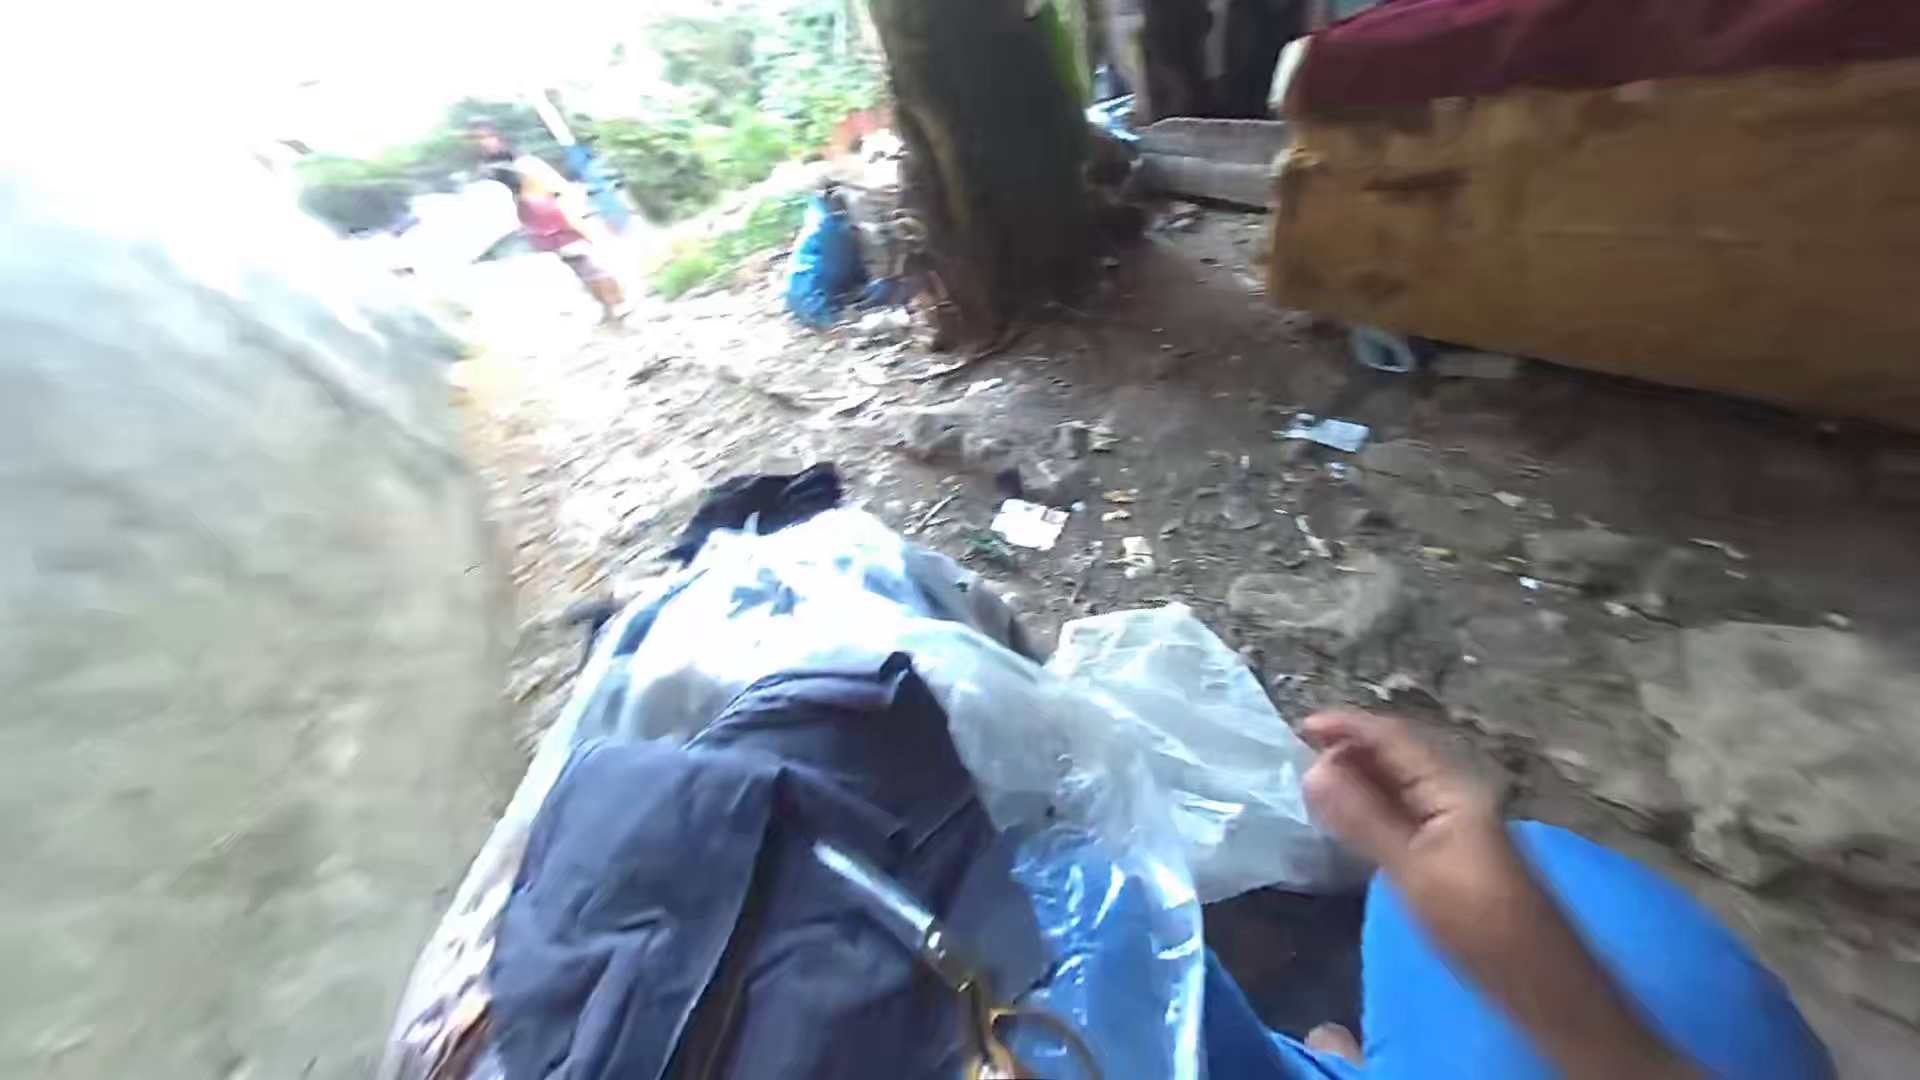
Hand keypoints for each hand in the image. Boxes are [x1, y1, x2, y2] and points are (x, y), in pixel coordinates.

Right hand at [1302, 709, 1511, 909]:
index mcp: (1451, 789)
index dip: (1346, 725)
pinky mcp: (1440, 838)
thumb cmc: (1479, 925)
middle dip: (1345, 749)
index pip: (1392, 738)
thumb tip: (1312, 771)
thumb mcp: (1412, 870)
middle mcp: (1450, 791)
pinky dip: (1364, 798)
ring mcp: (1447, 814)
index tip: (1304, 726)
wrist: (1541, 986)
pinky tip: (1342, 809)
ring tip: (1315, 784)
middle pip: (1391, 752)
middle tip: (1305, 761)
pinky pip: (1394, 801)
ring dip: (1351, 773)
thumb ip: (1360, 817)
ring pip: (1390, 777)